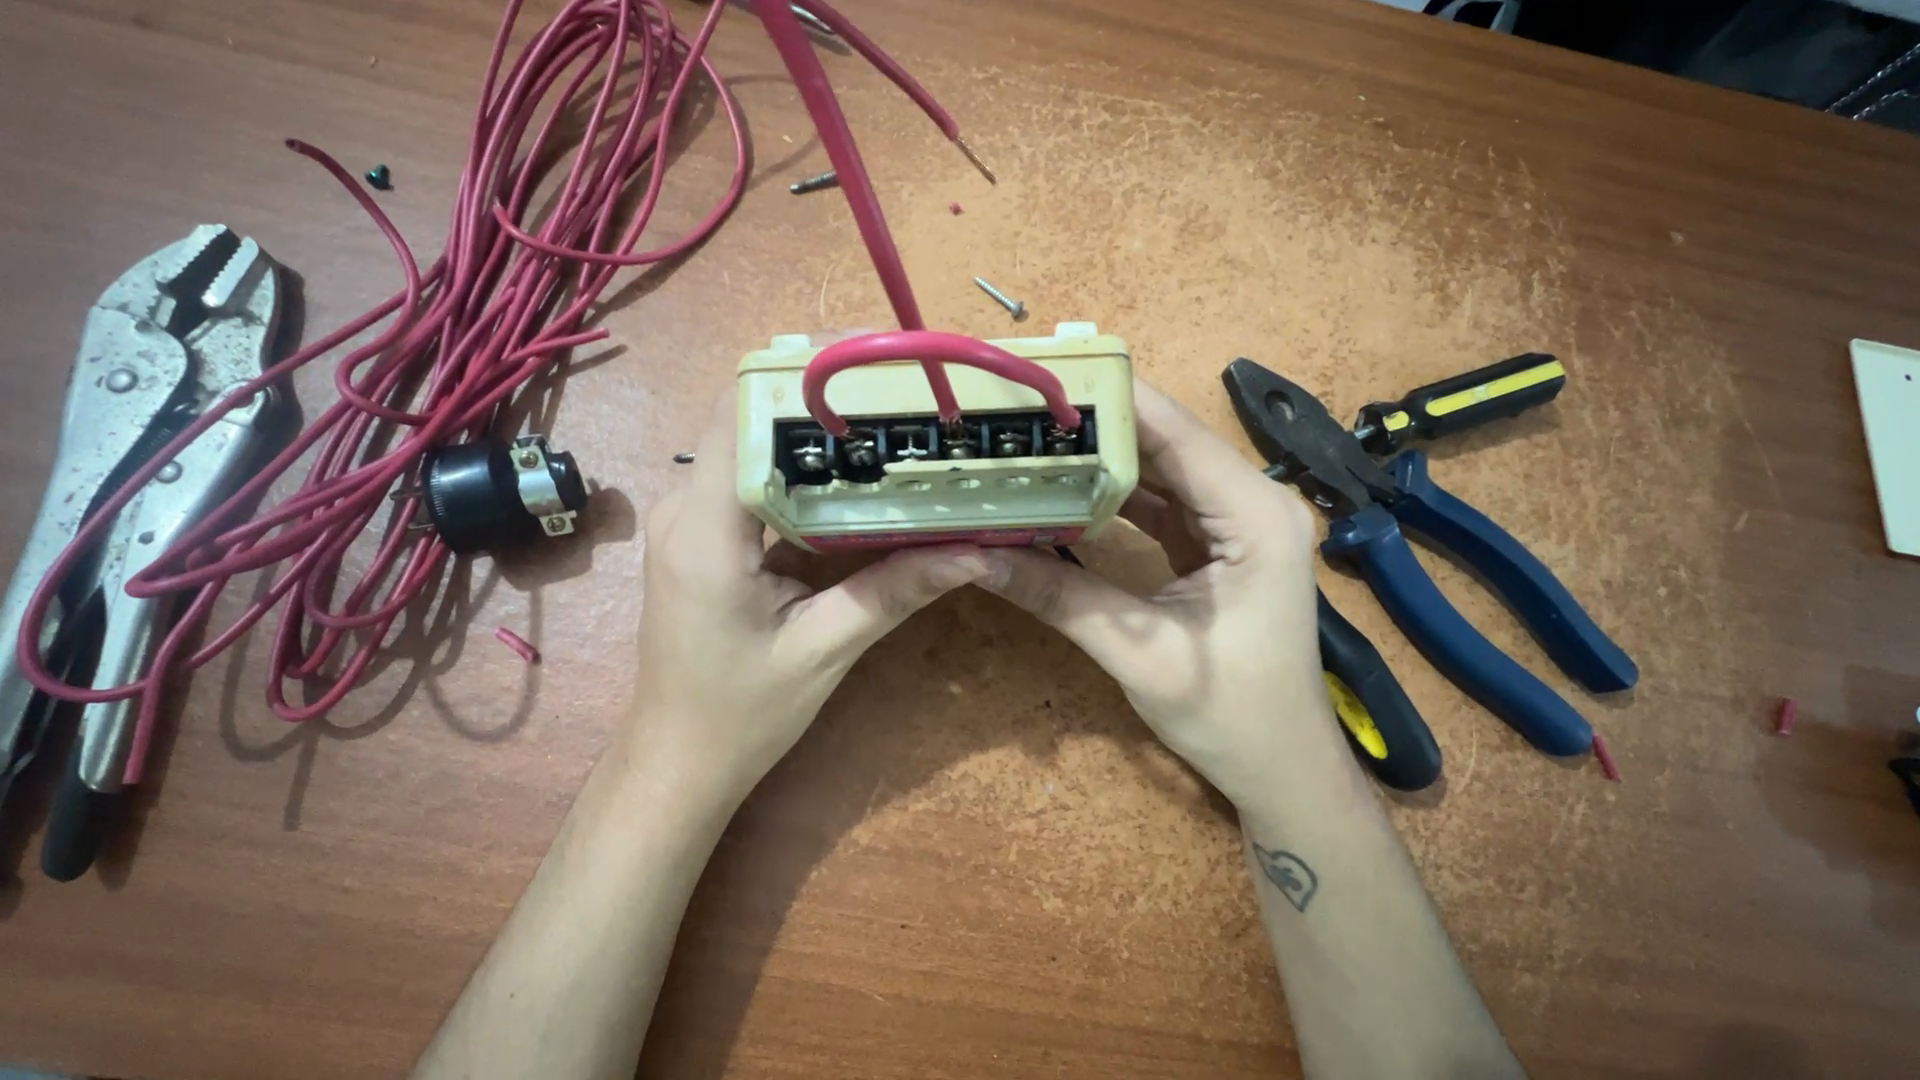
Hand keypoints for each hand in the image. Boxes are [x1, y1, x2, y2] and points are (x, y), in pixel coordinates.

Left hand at [630, 396, 990, 804]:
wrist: (678, 762)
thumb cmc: (741, 716)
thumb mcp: (824, 651)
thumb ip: (894, 592)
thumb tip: (976, 552)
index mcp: (705, 530)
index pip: (741, 413)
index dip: (803, 373)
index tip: (874, 360)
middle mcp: (685, 507)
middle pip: (748, 417)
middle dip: (822, 394)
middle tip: (900, 390)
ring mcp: (690, 518)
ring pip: (752, 444)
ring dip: (816, 430)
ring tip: (890, 420)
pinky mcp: (704, 535)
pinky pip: (754, 481)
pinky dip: (805, 470)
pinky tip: (859, 476)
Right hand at [977, 379, 1337, 808]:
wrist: (1282, 767)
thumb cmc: (1230, 715)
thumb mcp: (1138, 653)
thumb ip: (1059, 595)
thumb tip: (974, 558)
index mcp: (1254, 517)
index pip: (1175, 434)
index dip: (1110, 399)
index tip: (1042, 377)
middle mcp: (1254, 503)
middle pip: (1167, 443)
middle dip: (1097, 424)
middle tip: (1020, 406)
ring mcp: (1238, 522)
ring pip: (1162, 469)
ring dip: (1102, 456)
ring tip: (1032, 436)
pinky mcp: (1219, 544)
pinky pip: (1162, 502)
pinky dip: (1115, 494)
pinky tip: (1066, 485)